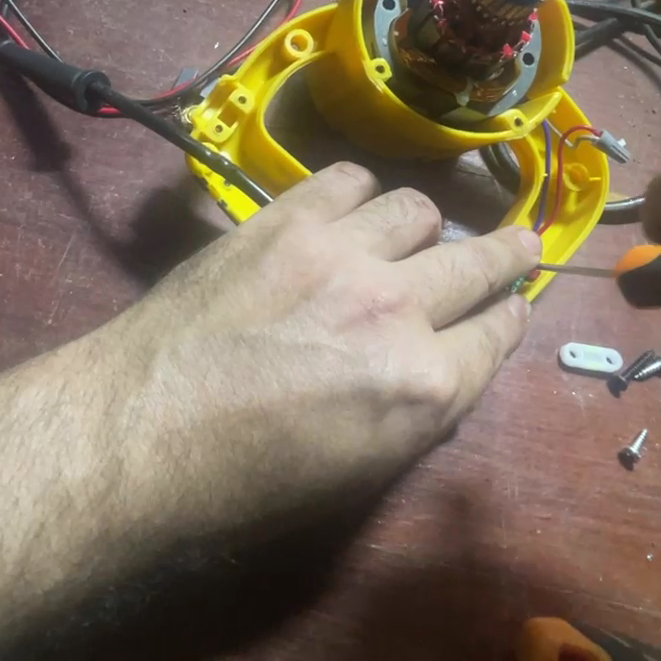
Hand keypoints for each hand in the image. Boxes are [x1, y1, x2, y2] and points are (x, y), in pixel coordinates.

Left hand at [91, 162, 538, 536]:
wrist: (141, 426)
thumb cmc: (245, 480)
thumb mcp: (359, 470)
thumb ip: (416, 407)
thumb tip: (436, 363)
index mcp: (424, 386)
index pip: (498, 334)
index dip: (508, 316)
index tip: (510, 304)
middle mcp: (396, 307)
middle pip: (477, 263)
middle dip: (507, 254)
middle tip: (518, 242)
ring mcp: (339, 252)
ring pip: (415, 209)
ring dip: (420, 226)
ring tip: (408, 234)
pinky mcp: (285, 218)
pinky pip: (346, 180)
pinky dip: (357, 193)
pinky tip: (348, 207)